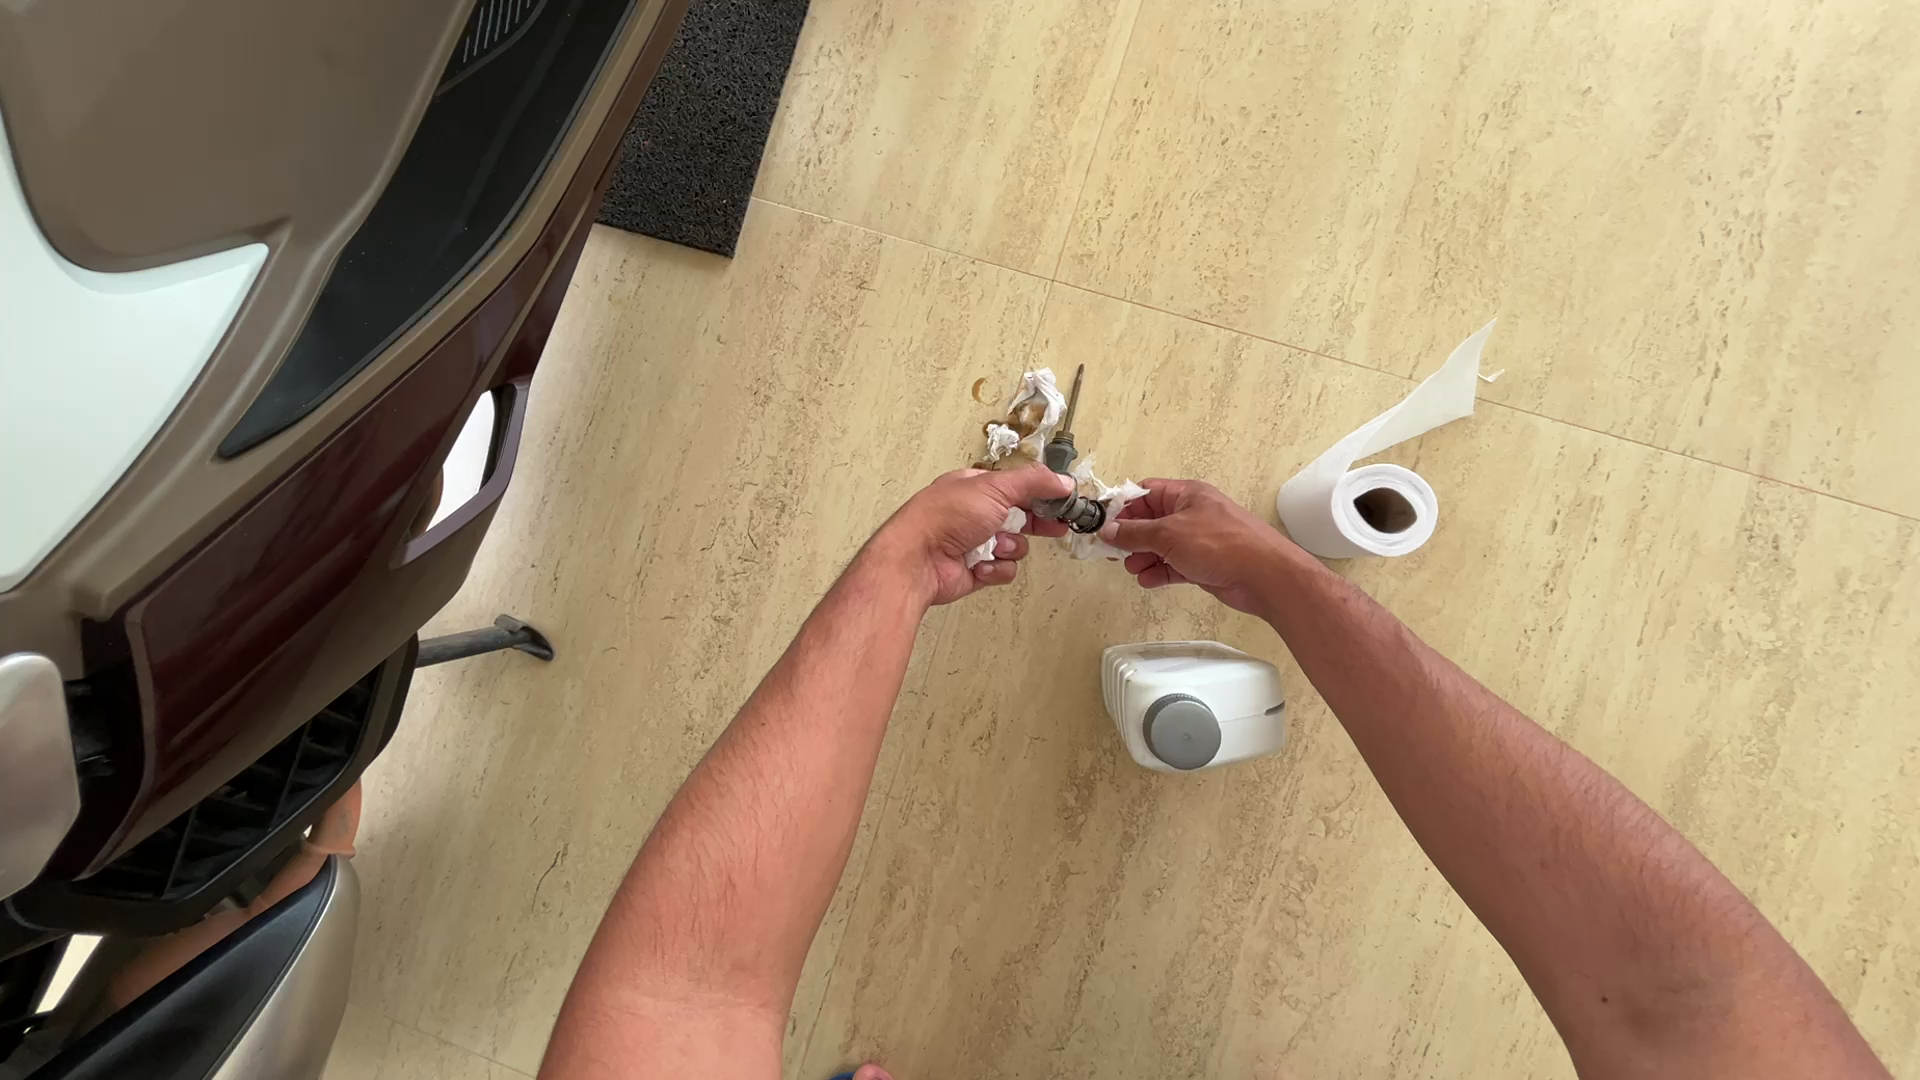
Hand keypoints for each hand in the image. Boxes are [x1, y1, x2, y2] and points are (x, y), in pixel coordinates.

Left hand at [868, 465, 1073, 605]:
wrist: (918, 560)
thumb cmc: (945, 518)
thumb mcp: (994, 487)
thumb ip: (1033, 482)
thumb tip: (1062, 481)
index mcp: (976, 487)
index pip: (1017, 487)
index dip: (1041, 493)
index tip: (1063, 501)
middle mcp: (975, 514)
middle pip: (1020, 517)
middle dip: (1036, 523)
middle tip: (1055, 527)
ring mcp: (975, 543)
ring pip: (1015, 546)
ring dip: (1009, 547)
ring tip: (994, 546)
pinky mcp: (975, 570)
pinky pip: (1003, 569)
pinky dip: (996, 568)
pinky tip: (982, 565)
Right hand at [1097, 479, 1299, 614]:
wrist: (1264, 577)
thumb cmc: (1221, 544)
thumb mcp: (1169, 534)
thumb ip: (1134, 533)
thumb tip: (1108, 530)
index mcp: (1186, 495)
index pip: (1146, 492)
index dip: (1123, 506)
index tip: (1104, 523)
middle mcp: (1191, 514)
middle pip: (1150, 521)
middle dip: (1131, 537)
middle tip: (1114, 552)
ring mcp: (1198, 540)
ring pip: (1160, 546)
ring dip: (1143, 557)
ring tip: (1134, 569)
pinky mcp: (1203, 563)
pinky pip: (1172, 565)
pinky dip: (1159, 572)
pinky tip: (1149, 580)